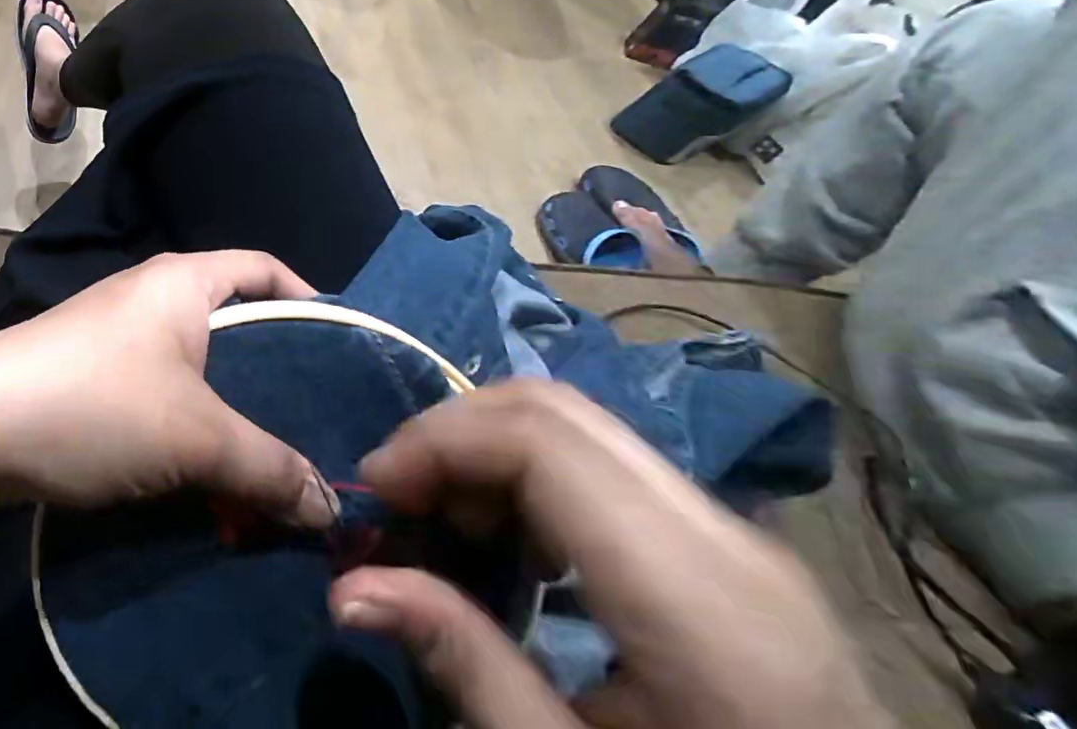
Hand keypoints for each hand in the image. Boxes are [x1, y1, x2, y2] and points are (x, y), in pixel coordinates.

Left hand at [0, 250, 333, 594]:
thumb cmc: (96, 404)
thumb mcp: (196, 436)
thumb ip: (270, 468)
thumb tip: (329, 507)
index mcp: (183, 281)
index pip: (264, 267)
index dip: (309, 299)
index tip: (342, 351)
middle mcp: (152, 296)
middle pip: (236, 323)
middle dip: (277, 374)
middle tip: (316, 425)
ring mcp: (117, 335)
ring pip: (199, 367)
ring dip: (233, 413)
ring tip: (270, 463)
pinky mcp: (93, 374)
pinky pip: (164, 394)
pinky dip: (192, 429)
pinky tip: (208, 476)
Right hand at [326, 381, 890, 728]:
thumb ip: (464, 666)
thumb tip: (347, 590)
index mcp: (701, 602)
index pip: (544, 443)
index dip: (440, 441)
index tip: (378, 489)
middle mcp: (723, 537)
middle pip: (555, 410)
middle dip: (452, 432)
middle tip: (399, 496)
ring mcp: (729, 531)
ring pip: (574, 423)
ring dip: (484, 448)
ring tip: (445, 519)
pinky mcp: (720, 541)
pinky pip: (599, 460)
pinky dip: (524, 471)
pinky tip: (509, 540)